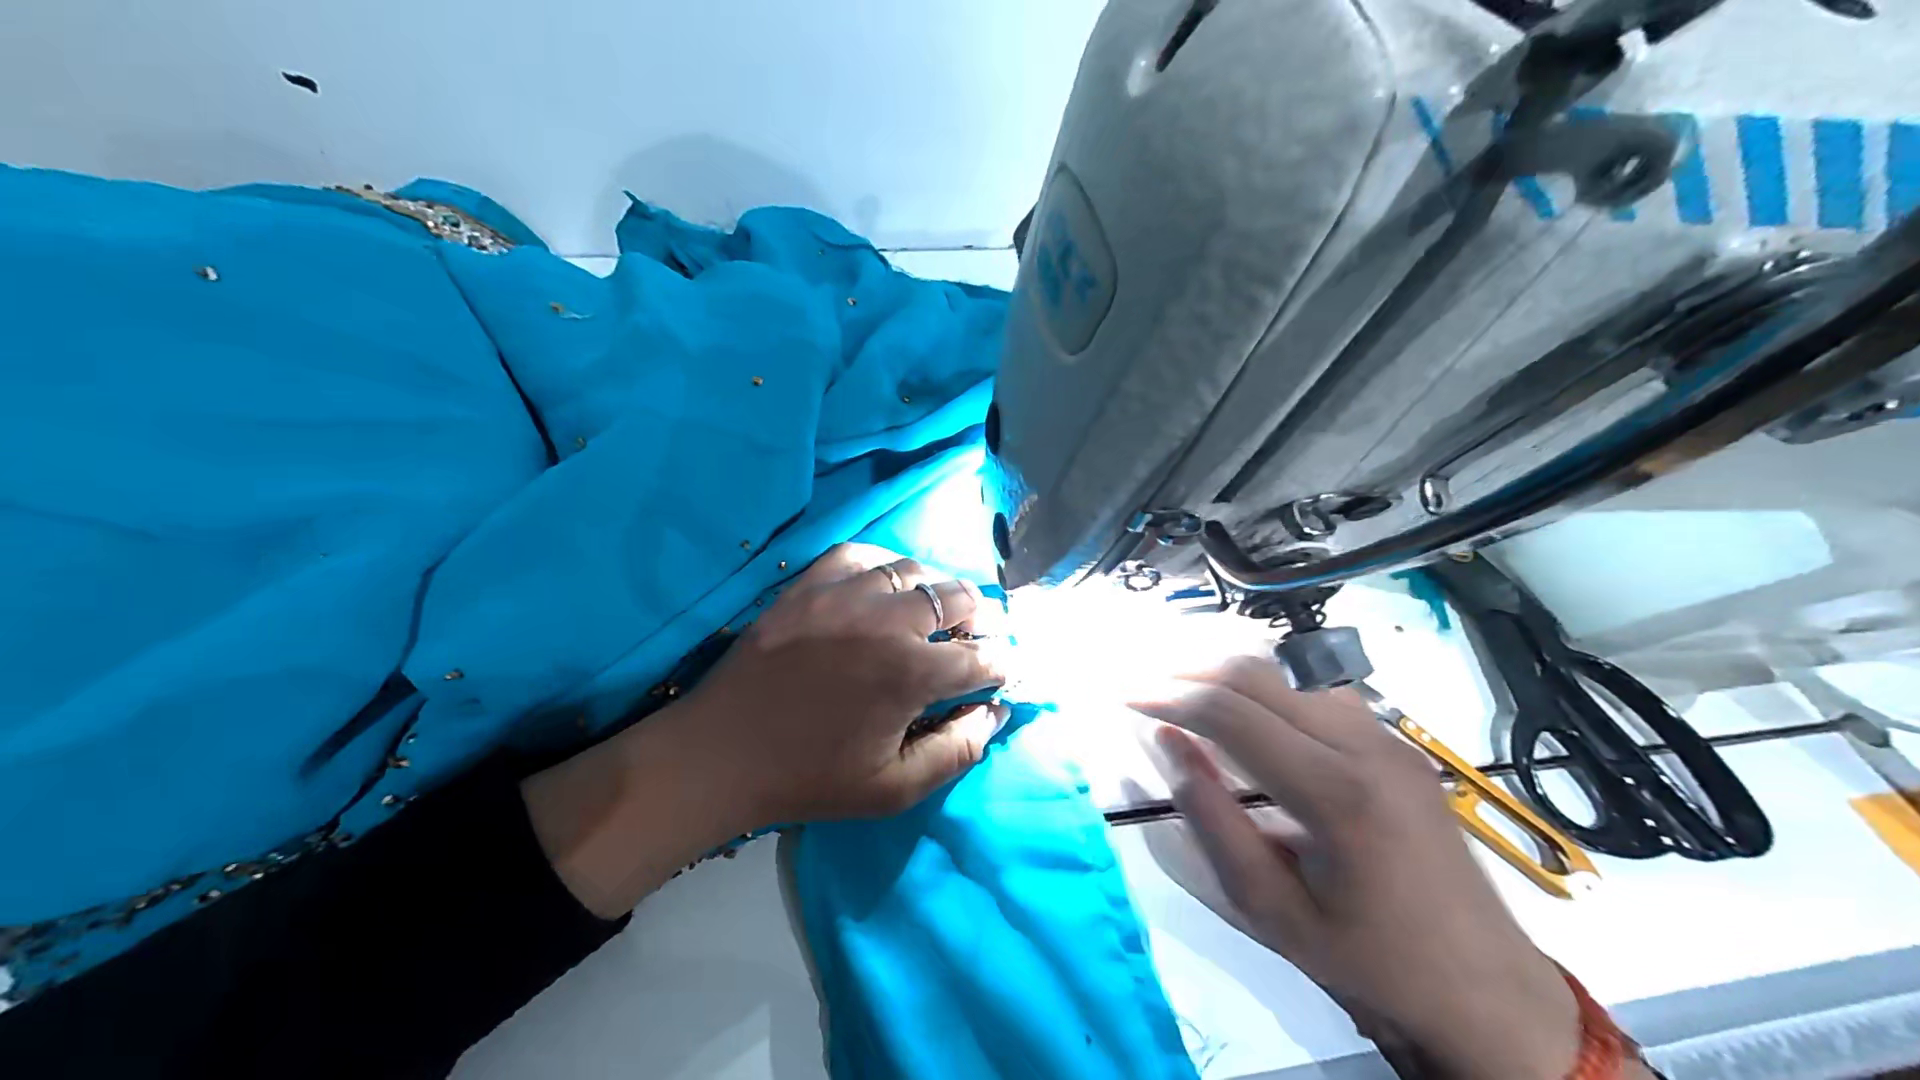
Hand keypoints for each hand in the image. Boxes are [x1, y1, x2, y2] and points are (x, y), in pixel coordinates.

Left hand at [679, 542, 1006, 823]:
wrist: (721, 753)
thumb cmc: (811, 777)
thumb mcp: (894, 788)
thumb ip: (958, 751)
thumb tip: (997, 711)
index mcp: (910, 674)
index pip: (982, 656)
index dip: (1002, 664)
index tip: (1001, 672)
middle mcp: (886, 621)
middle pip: (958, 597)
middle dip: (979, 618)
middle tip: (972, 637)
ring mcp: (843, 594)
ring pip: (914, 570)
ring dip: (934, 590)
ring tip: (931, 611)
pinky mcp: (808, 584)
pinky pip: (860, 554)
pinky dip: (883, 565)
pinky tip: (884, 584)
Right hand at [1131, 658, 1582, 1079]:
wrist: (1485, 984)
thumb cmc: (1370, 958)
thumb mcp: (1271, 909)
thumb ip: (1212, 821)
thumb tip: (1167, 744)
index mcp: (1335, 792)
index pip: (1231, 712)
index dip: (1169, 697)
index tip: (1127, 698)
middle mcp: (1364, 745)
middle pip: (1256, 674)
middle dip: (1190, 672)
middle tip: (1146, 688)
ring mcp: (1387, 738)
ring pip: (1286, 674)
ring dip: (1227, 675)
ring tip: (1183, 694)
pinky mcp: (1395, 743)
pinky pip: (1316, 692)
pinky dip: (1266, 688)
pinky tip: (1246, 712)